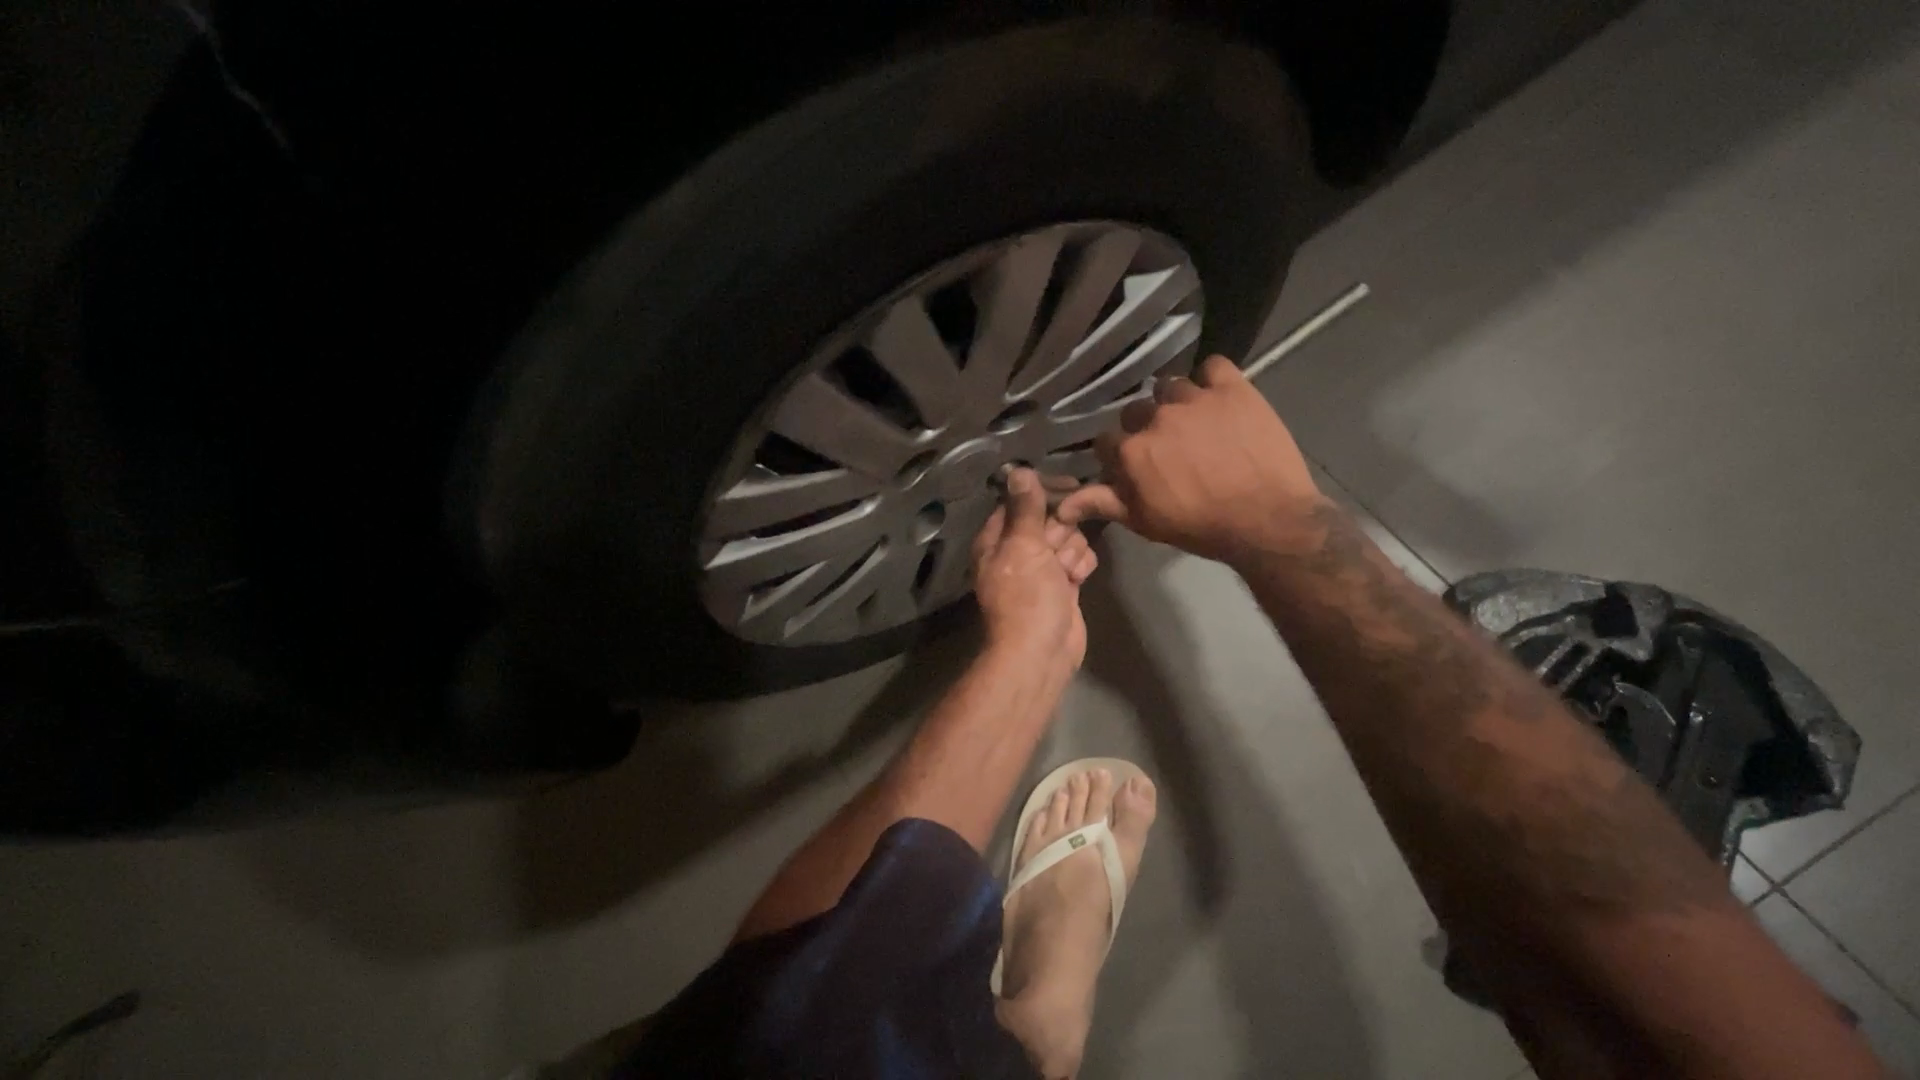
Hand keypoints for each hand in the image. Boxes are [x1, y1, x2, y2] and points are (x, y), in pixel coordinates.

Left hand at [972, 467, 1098, 667]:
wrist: (1041, 652)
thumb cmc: (1026, 597)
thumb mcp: (1023, 545)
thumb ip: (1025, 507)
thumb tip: (1017, 470)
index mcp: (996, 539)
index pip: (1020, 500)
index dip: (1044, 492)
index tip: (1068, 486)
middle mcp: (1016, 550)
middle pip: (1049, 518)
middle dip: (1060, 530)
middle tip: (1055, 551)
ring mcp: (1041, 569)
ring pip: (1068, 538)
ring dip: (1072, 551)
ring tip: (1065, 572)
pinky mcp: (1063, 584)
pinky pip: (1078, 560)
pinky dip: (1081, 566)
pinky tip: (1078, 578)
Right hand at [1055, 354, 1326, 562]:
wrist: (1268, 520)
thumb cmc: (1201, 527)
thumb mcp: (1145, 521)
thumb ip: (1101, 503)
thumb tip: (1059, 506)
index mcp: (1131, 451)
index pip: (1107, 440)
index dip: (1119, 454)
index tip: (1135, 466)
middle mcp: (1156, 417)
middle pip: (1137, 411)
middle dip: (1146, 427)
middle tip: (1169, 449)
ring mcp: (1194, 398)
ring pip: (1171, 387)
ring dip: (1176, 402)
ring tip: (1195, 423)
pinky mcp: (1232, 388)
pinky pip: (1212, 367)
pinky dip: (1212, 380)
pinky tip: (1218, 398)